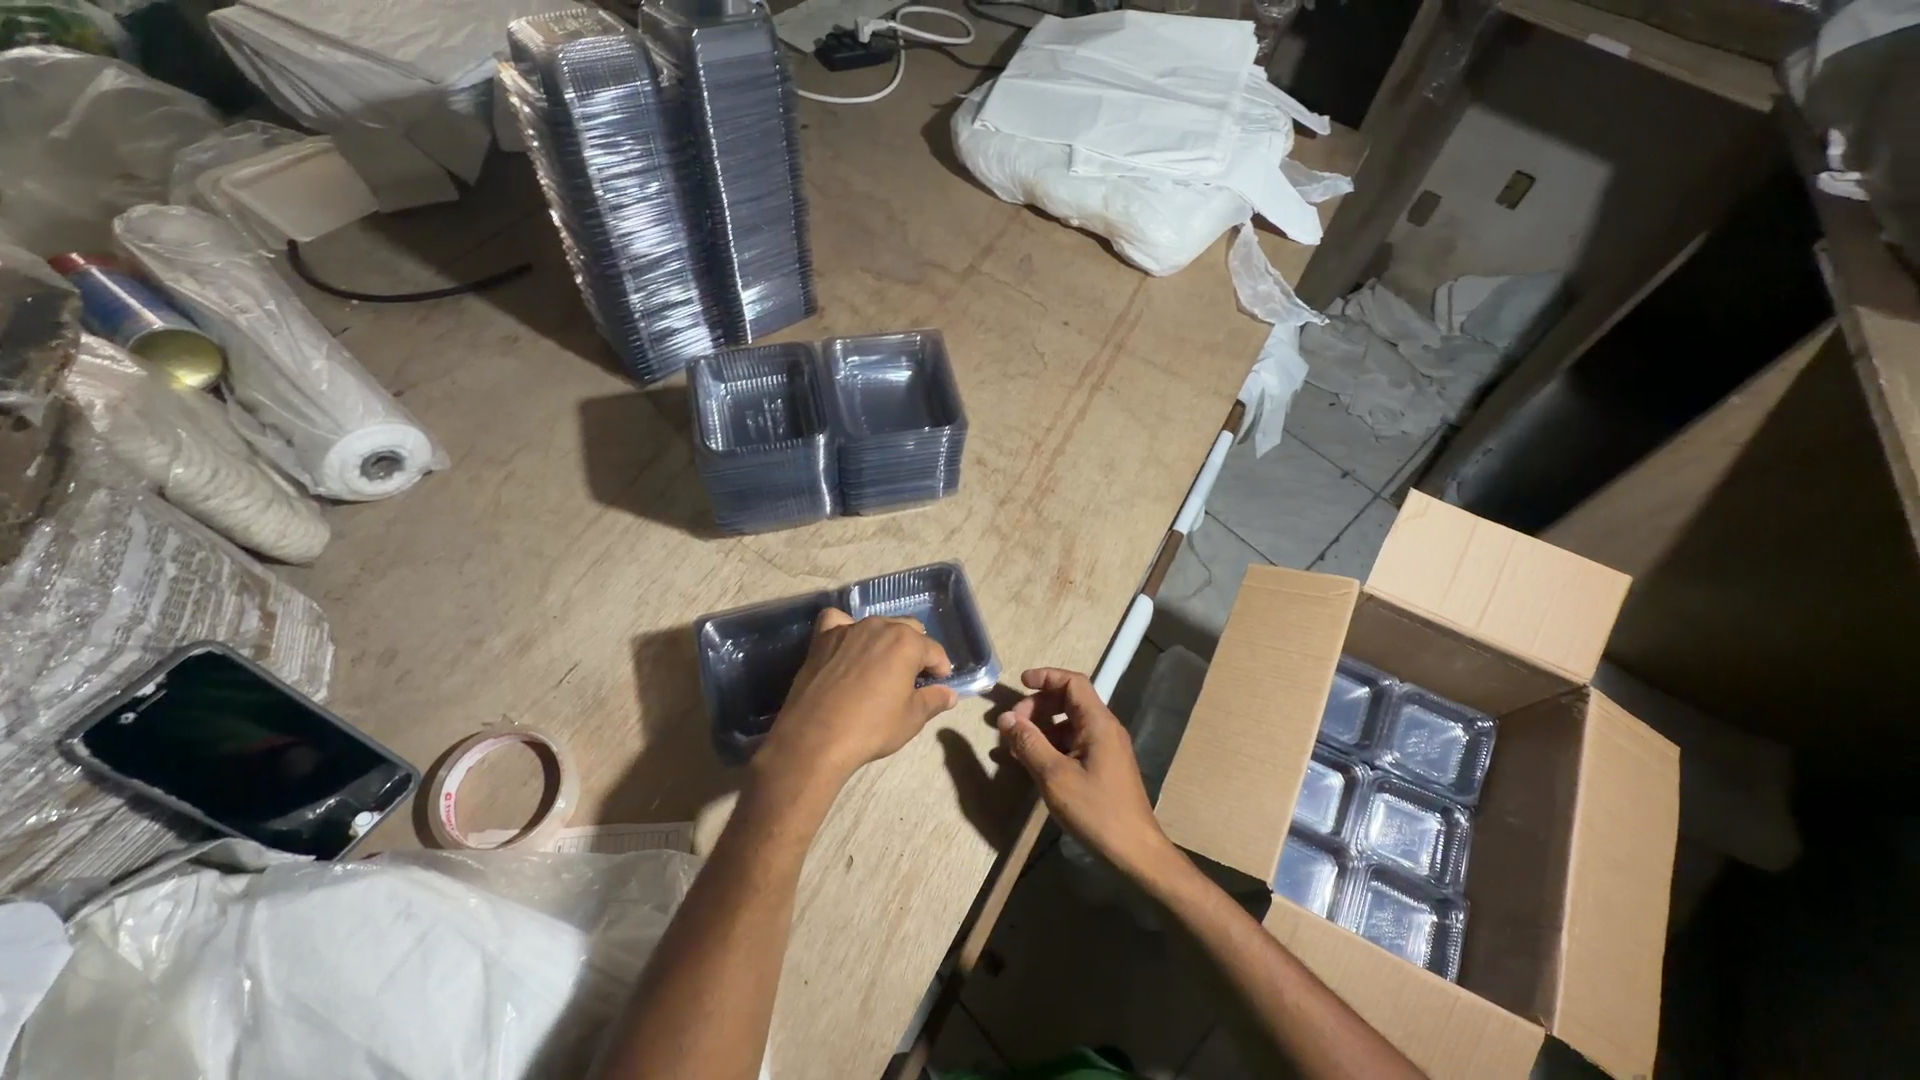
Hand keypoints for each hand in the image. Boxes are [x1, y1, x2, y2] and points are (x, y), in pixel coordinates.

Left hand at [754, 608, 957, 790]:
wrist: (815, 738)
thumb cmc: (871, 728)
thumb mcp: (911, 719)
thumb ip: (934, 700)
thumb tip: (949, 694)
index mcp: (906, 642)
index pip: (934, 650)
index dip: (940, 668)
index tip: (938, 683)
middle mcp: (878, 626)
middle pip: (907, 630)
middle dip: (915, 650)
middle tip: (911, 678)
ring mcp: (848, 630)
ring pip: (876, 625)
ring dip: (885, 641)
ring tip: (882, 666)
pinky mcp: (822, 639)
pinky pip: (837, 621)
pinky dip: (845, 628)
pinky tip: (847, 645)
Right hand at [997, 668, 1177, 880]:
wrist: (1134, 849)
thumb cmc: (1096, 809)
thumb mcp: (1054, 776)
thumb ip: (1029, 743)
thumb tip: (1006, 718)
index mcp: (1098, 723)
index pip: (1073, 683)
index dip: (1046, 677)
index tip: (1020, 682)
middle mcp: (1104, 729)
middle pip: (1069, 701)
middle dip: (1037, 707)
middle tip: (1011, 725)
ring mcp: (1105, 748)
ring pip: (1069, 724)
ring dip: (1041, 729)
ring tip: (1015, 746)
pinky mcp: (1103, 767)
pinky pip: (1073, 744)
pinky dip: (1051, 746)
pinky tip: (1031, 763)